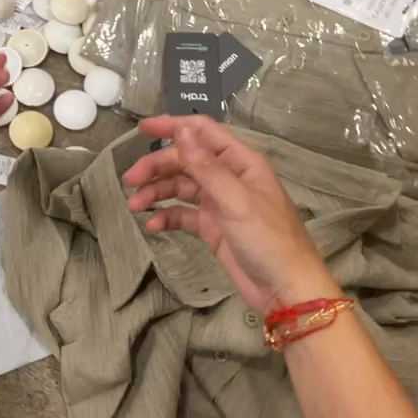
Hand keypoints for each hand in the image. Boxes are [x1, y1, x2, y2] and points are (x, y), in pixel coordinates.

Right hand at [122, 115, 335, 308]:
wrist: (288, 291)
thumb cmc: (269, 239)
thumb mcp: (236, 200)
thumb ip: (206, 166)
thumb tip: (182, 130)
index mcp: (240, 162)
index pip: (202, 132)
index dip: (173, 126)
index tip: (142, 128)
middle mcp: (228, 177)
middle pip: (185, 161)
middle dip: (156, 168)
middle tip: (129, 180)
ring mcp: (219, 203)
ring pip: (180, 187)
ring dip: (156, 192)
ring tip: (134, 206)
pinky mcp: (213, 228)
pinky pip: (183, 215)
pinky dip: (167, 217)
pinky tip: (153, 225)